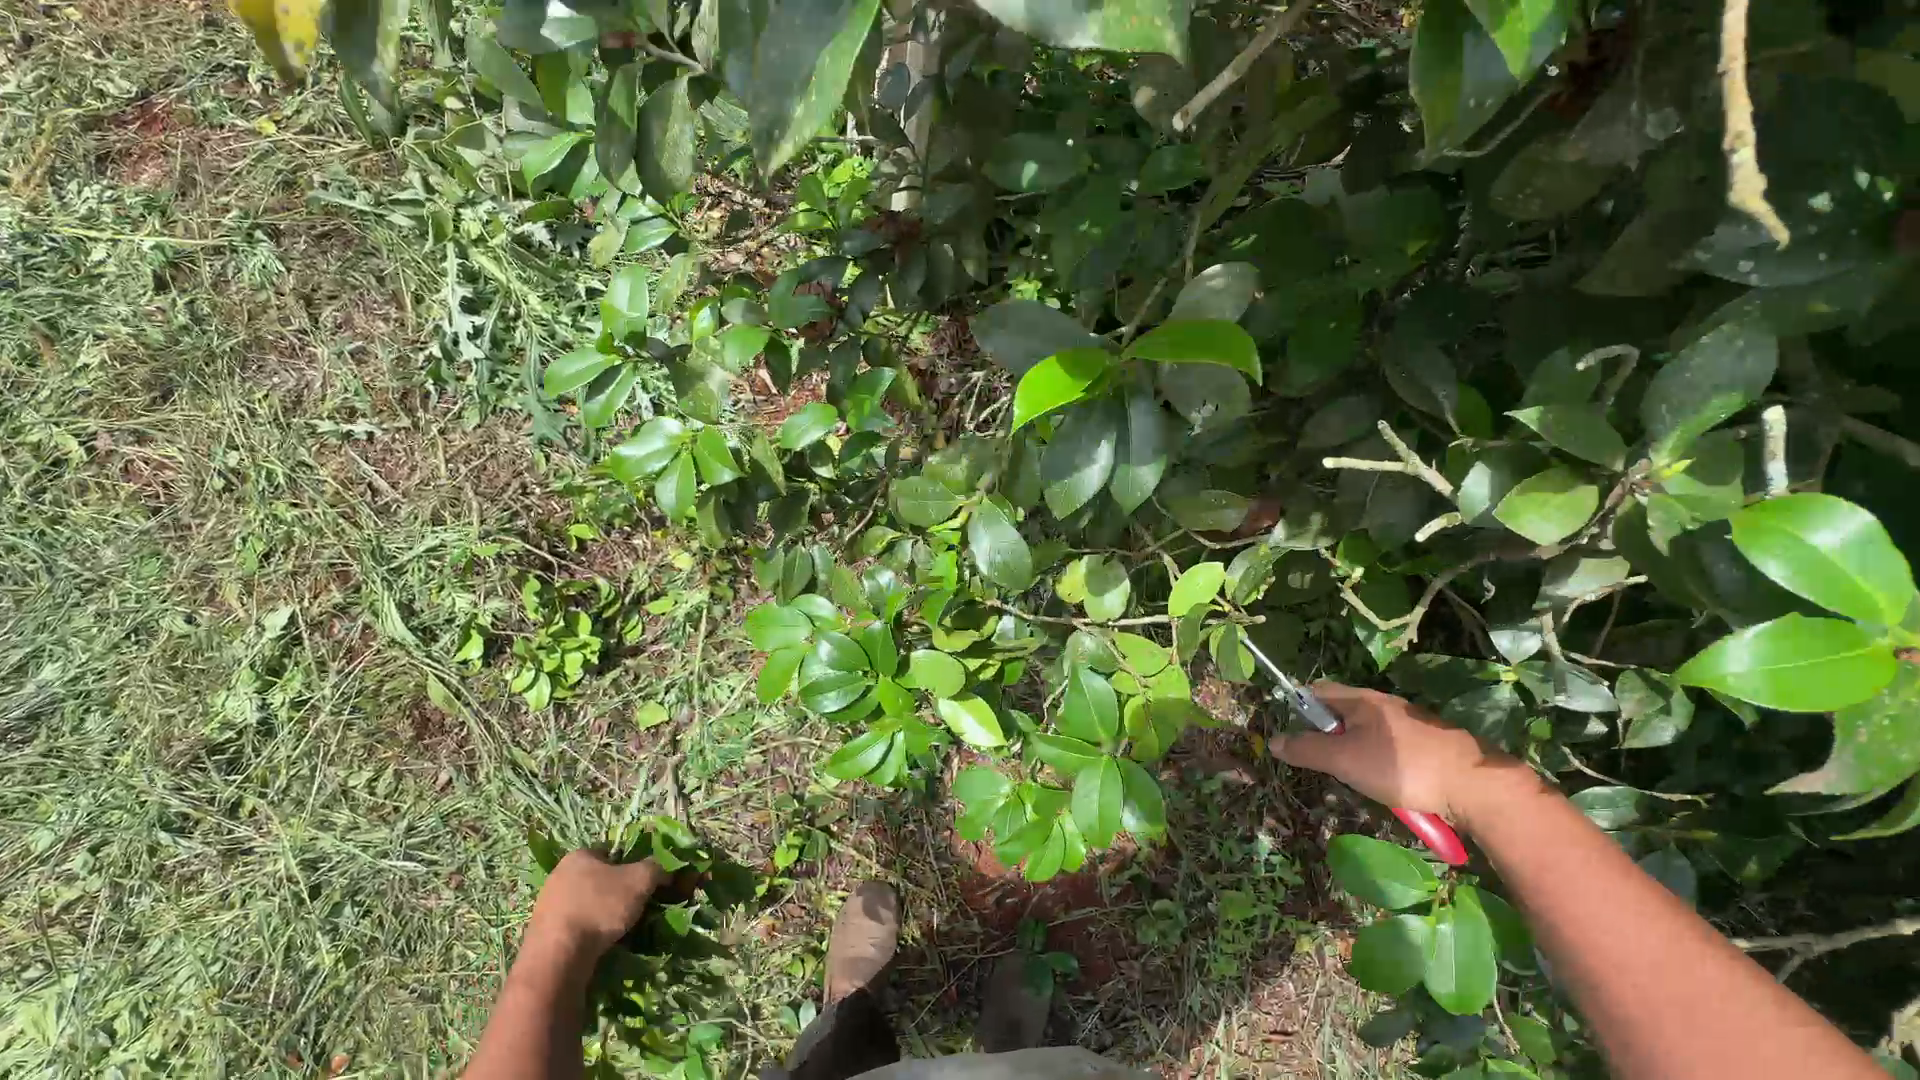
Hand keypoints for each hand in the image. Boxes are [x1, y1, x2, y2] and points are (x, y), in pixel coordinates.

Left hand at [526, 851, 667, 958]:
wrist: (559, 955)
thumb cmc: (600, 907)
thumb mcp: (641, 880)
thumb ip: (656, 868)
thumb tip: (665, 872)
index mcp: (579, 855)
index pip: (611, 852)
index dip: (631, 865)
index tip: (642, 884)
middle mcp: (558, 874)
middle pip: (598, 878)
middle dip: (617, 891)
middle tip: (635, 906)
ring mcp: (547, 904)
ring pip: (587, 903)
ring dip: (603, 913)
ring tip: (620, 928)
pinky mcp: (543, 932)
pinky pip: (575, 924)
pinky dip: (589, 931)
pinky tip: (600, 942)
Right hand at [1270, 682, 1534, 825]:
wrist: (1475, 787)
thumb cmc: (1402, 767)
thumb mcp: (1344, 760)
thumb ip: (1306, 749)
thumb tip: (1274, 741)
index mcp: (1361, 699)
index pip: (1317, 691)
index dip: (1299, 707)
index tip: (1293, 735)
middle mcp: (1384, 705)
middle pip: (1342, 714)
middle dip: (1329, 737)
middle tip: (1325, 764)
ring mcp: (1409, 725)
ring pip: (1368, 735)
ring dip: (1355, 755)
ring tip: (1357, 780)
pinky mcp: (1428, 746)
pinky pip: (1391, 750)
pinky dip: (1381, 765)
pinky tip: (1388, 787)